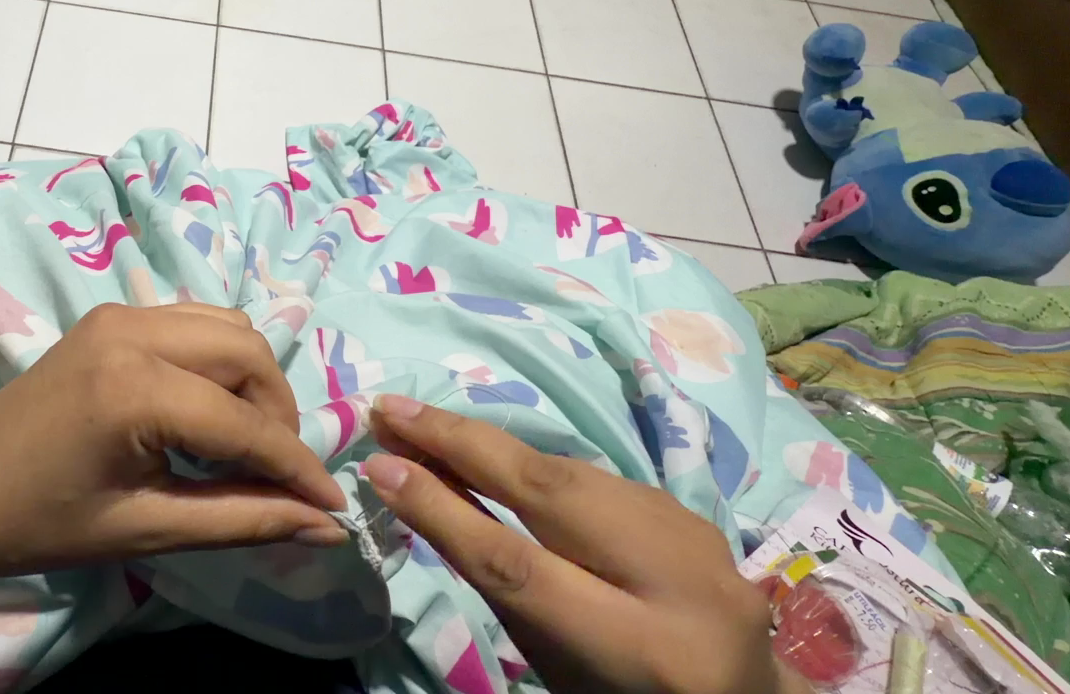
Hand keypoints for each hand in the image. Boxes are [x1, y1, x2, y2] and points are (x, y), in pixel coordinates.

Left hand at [0, 303, 348, 579]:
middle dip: (277, 415)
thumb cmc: (40, 523)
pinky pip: (194, 322)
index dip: (296, 467)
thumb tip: (327, 525)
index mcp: (133, 388)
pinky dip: (219, 360)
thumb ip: (243, 519)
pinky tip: (206, 407)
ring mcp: (120, 312)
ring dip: (252, 381)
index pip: (245, 423)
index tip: (333, 507)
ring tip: (241, 442)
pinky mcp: (112, 313)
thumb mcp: (145, 530)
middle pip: (248, 352)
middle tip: (274, 475)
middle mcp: (132, 330)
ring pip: (227, 327)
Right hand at [363, 395, 806, 693]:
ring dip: (481, 439)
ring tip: (417, 420)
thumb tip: (417, 484)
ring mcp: (692, 536)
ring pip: (563, 470)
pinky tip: (482, 446)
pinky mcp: (684, 507)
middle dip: (455, 441)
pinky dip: (524, 457)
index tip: (377, 466)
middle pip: (547, 490)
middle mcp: (680, 583)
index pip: (519, 565)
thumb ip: (492, 574)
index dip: (441, 509)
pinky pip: (585, 474)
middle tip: (387, 409)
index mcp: (642, 652)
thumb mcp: (551, 661)